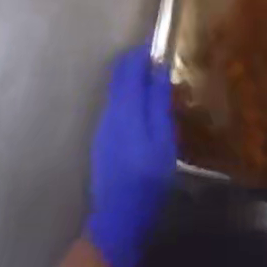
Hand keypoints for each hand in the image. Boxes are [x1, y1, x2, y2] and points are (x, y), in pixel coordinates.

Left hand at [84, 45, 175, 266]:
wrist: (117, 218)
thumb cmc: (147, 180)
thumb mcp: (162, 142)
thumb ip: (158, 102)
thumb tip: (158, 68)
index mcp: (124, 106)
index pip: (129, 66)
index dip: (142, 53)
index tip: (159, 48)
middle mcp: (110, 109)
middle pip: (119, 75)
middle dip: (137, 64)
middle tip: (159, 64)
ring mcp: (103, 123)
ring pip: (117, 89)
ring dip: (133, 80)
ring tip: (156, 85)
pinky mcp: (103, 136)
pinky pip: (116, 104)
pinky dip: (129, 96)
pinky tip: (144, 109)